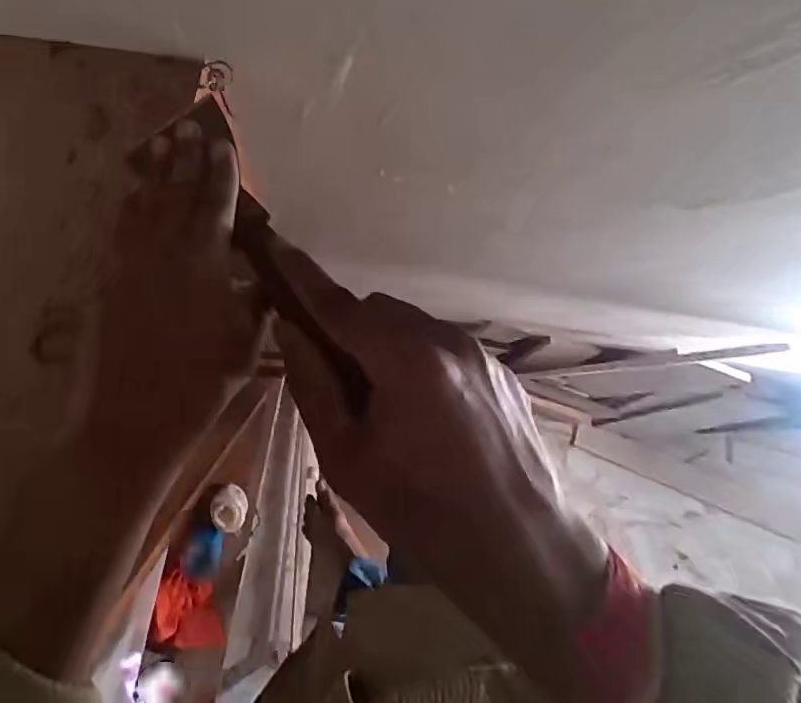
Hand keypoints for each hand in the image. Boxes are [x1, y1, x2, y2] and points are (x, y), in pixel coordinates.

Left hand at [87, 118, 263, 448]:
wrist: (132, 413)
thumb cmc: (200, 380)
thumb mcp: (244, 341)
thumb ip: (256, 300)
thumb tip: (261, 273)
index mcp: (205, 257)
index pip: (216, 200)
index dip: (222, 169)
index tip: (222, 143)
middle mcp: (166, 245)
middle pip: (177, 189)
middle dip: (185, 156)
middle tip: (188, 127)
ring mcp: (132, 258)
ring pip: (145, 202)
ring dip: (155, 172)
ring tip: (160, 145)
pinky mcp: (109, 275)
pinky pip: (121, 227)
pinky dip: (130, 205)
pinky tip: (133, 196)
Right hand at [266, 237, 609, 698]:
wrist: (527, 557)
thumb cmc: (422, 512)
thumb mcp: (346, 457)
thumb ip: (312, 383)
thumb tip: (288, 329)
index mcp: (404, 358)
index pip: (336, 303)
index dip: (298, 273)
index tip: (272, 244)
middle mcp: (444, 339)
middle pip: (375, 310)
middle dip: (347, 330)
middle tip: (339, 382)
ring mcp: (478, 352)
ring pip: (409, 325)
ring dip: (384, 346)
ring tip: (387, 407)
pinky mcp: (499, 370)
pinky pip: (441, 346)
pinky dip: (418, 361)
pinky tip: (427, 416)